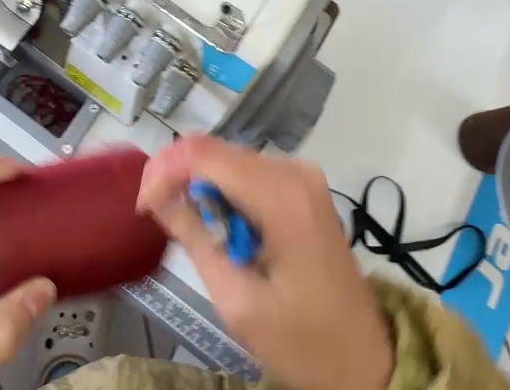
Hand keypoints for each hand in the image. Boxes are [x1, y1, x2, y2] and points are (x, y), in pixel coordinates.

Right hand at [137, 137, 391, 389]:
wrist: (364, 359)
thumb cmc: (302, 340)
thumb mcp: (237, 300)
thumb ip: (196, 238)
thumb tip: (158, 196)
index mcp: (282, 197)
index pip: (204, 155)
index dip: (164, 171)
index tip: (144, 206)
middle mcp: (295, 172)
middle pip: (216, 150)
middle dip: (177, 175)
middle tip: (154, 213)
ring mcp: (303, 176)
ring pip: (229, 158)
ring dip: (199, 183)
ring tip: (183, 223)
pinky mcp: (303, 187)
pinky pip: (248, 172)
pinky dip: (223, 190)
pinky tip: (215, 223)